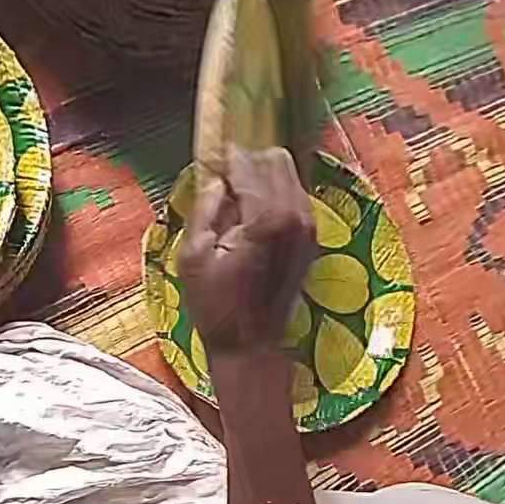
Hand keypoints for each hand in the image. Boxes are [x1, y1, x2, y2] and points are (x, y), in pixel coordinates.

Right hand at [175, 148, 316, 360]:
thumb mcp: (192, 258)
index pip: (248, 165)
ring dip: (262, 180)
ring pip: (289, 175)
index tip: (210, 159)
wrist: (249, 344)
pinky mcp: (311, 239)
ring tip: (235, 203)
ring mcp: (309, 226)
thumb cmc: (215, 306)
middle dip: (248, 164)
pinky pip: (295, 198)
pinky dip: (274, 197)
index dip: (226, 159)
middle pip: (276, 159)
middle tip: (222, 183)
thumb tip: (215, 182)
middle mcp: (296, 214)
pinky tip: (252, 220)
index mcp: (266, 217)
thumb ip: (204, 210)